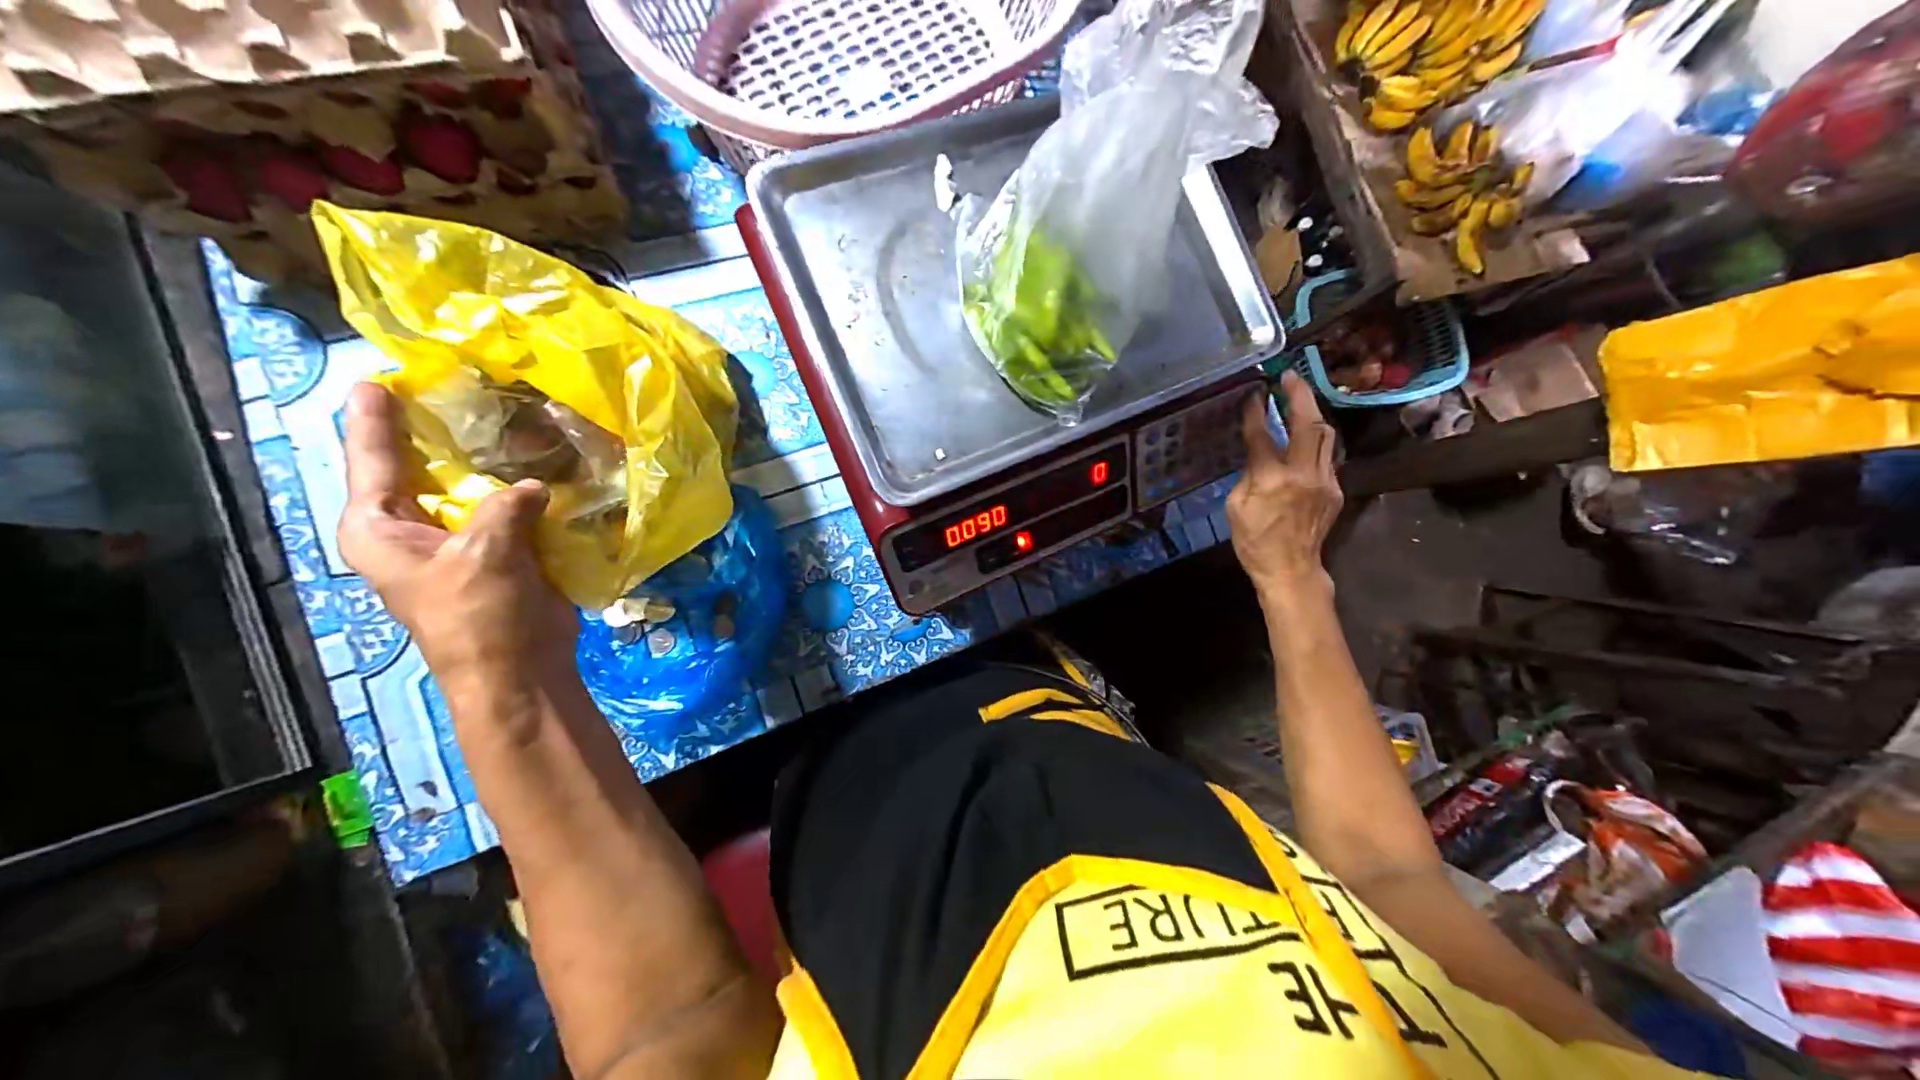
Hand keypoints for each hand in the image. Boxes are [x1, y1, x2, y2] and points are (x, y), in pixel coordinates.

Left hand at [337, 382, 577, 689]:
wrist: (520, 667)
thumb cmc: (479, 615)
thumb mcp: (484, 553)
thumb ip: (506, 507)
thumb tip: (536, 484)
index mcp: (381, 529)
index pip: (371, 461)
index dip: (372, 421)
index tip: (373, 381)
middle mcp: (413, 529)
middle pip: (421, 469)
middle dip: (437, 433)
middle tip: (453, 388)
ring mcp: (459, 540)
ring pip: (471, 488)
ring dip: (490, 462)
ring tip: (506, 417)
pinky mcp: (500, 551)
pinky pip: (508, 509)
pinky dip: (523, 490)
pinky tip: (542, 462)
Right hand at [1227, 372, 1342, 607]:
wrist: (1291, 570)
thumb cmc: (1254, 542)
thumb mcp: (1236, 507)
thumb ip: (1248, 475)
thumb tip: (1259, 454)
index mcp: (1273, 479)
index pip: (1263, 435)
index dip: (1257, 412)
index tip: (1253, 394)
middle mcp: (1304, 474)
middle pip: (1309, 423)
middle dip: (1300, 395)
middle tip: (1289, 377)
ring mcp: (1325, 481)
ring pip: (1325, 435)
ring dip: (1312, 414)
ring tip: (1299, 399)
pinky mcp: (1335, 490)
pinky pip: (1326, 456)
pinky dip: (1314, 441)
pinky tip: (1304, 439)